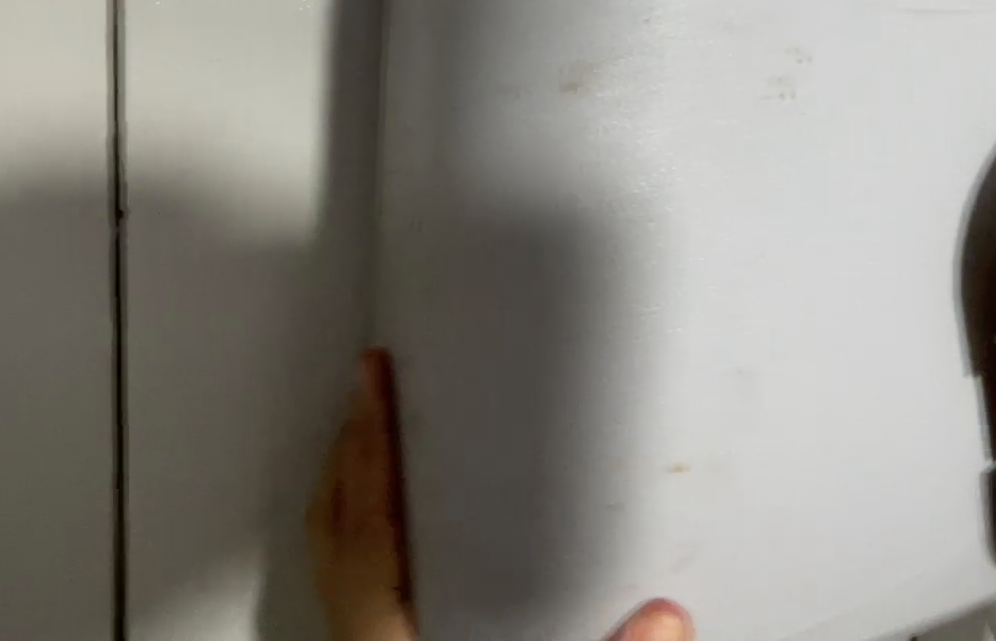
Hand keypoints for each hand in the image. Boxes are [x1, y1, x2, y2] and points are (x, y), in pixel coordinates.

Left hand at [308, 349, 694, 640]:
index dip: (373, 438)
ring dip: (341, 480)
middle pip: (338, 522)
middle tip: (367, 383)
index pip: (375, 519)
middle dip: (352, 442)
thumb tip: (669, 618)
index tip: (374, 378)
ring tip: (361, 430)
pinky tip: (372, 518)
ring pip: (327, 547)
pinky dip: (346, 524)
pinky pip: (339, 575)